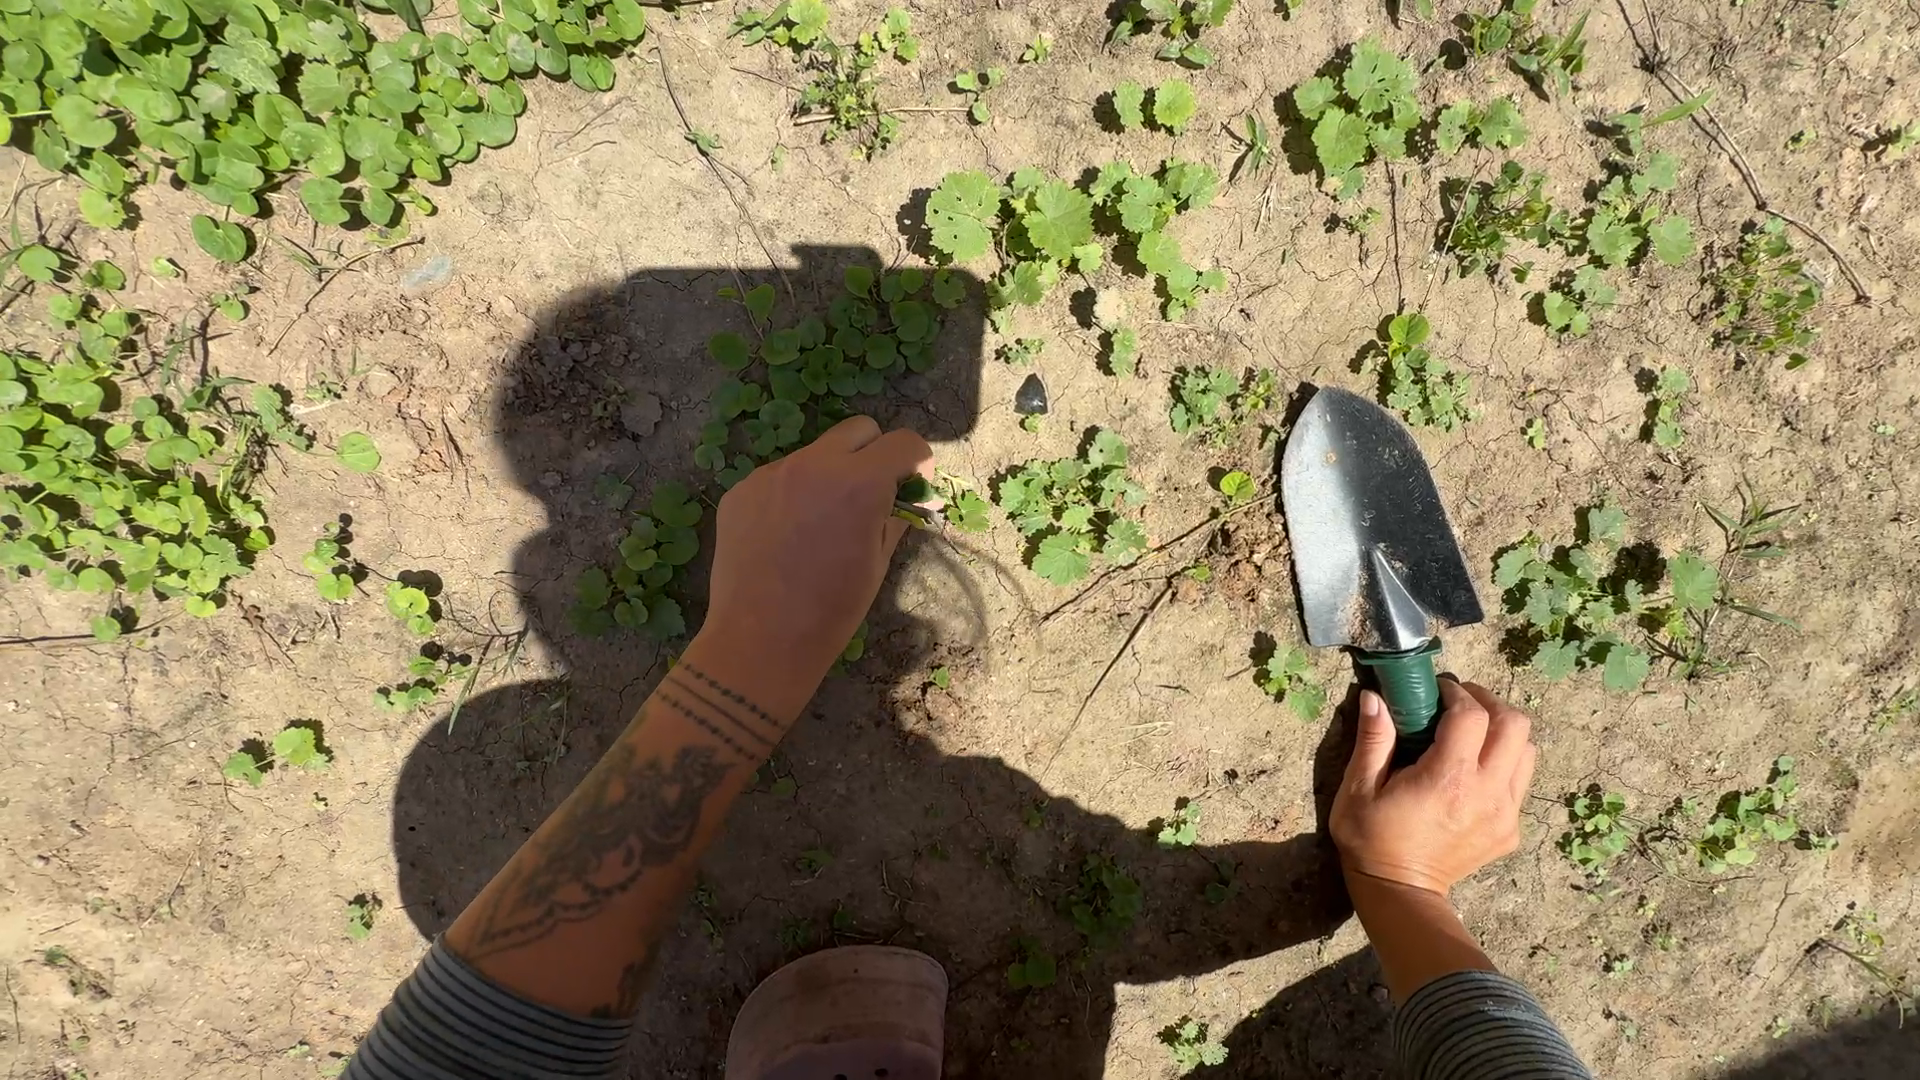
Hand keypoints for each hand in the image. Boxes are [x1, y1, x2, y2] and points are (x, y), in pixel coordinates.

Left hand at [703, 415, 931, 683]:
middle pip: (858, 430)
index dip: (919, 460)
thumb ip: (895, 518)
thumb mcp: (878, 563)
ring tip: (824, 520)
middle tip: (874, 491)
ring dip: (831, 473)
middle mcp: (815, 464)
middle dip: (875, 453)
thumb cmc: (833, 609)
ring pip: (815, 453)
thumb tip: (911, 501)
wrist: (761, 639)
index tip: (916, 482)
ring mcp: (772, 473)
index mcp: (859, 483)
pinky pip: (780, 477)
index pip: (903, 442)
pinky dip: (794, 493)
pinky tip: (788, 534)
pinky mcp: (742, 490)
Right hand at [1329, 679, 1536, 896]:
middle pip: (1516, 726)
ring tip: (1468, 729)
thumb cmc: (1370, 834)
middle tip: (1457, 701)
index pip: (1472, 716)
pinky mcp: (1511, 829)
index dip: (1456, 693)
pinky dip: (1501, 760)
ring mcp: (1506, 814)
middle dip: (1488, 703)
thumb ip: (1373, 739)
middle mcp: (1487, 793)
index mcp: (1448, 779)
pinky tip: (1469, 767)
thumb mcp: (1358, 785)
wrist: (1398, 890)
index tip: (1435, 688)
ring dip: (1501, 731)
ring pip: (1528, 752)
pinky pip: (1520, 781)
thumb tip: (1375, 697)